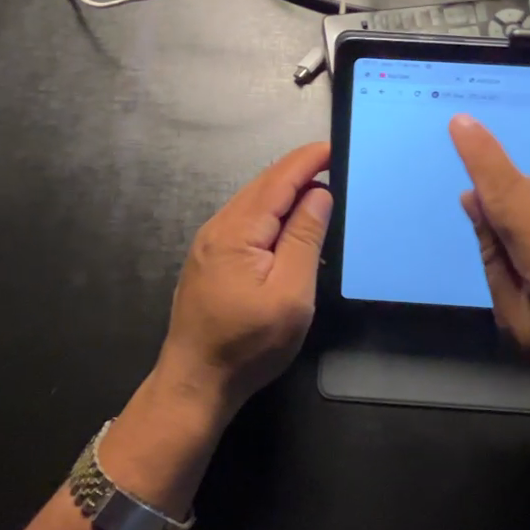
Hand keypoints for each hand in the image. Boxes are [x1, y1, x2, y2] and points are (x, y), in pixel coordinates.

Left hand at [154, 141, 334, 417]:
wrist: (195, 382)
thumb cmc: (247, 345)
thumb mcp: (290, 295)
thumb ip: (304, 239)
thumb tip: (318, 195)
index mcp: (237, 232)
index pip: (277, 181)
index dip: (307, 161)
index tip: (333, 147)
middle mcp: (217, 229)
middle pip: (261, 187)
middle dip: (297, 171)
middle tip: (333, 163)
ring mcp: (209, 245)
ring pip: (251, 204)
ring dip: (284, 192)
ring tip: (317, 188)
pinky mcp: (209, 262)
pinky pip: (244, 223)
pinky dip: (270, 213)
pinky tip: (287, 223)